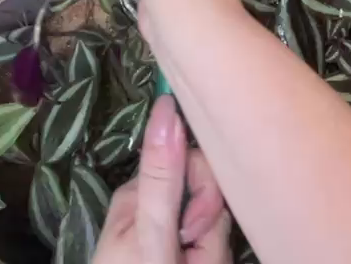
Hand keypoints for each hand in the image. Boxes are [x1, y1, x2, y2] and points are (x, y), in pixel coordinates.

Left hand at [94, 96, 230, 263]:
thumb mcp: (152, 240)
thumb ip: (164, 177)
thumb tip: (167, 104)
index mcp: (138, 195)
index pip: (190, 159)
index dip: (205, 189)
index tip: (193, 228)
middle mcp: (150, 205)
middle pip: (204, 186)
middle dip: (209, 219)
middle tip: (193, 257)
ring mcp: (164, 230)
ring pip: (212, 214)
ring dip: (209, 243)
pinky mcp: (179, 248)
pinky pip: (207, 235)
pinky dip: (207, 252)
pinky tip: (194, 262)